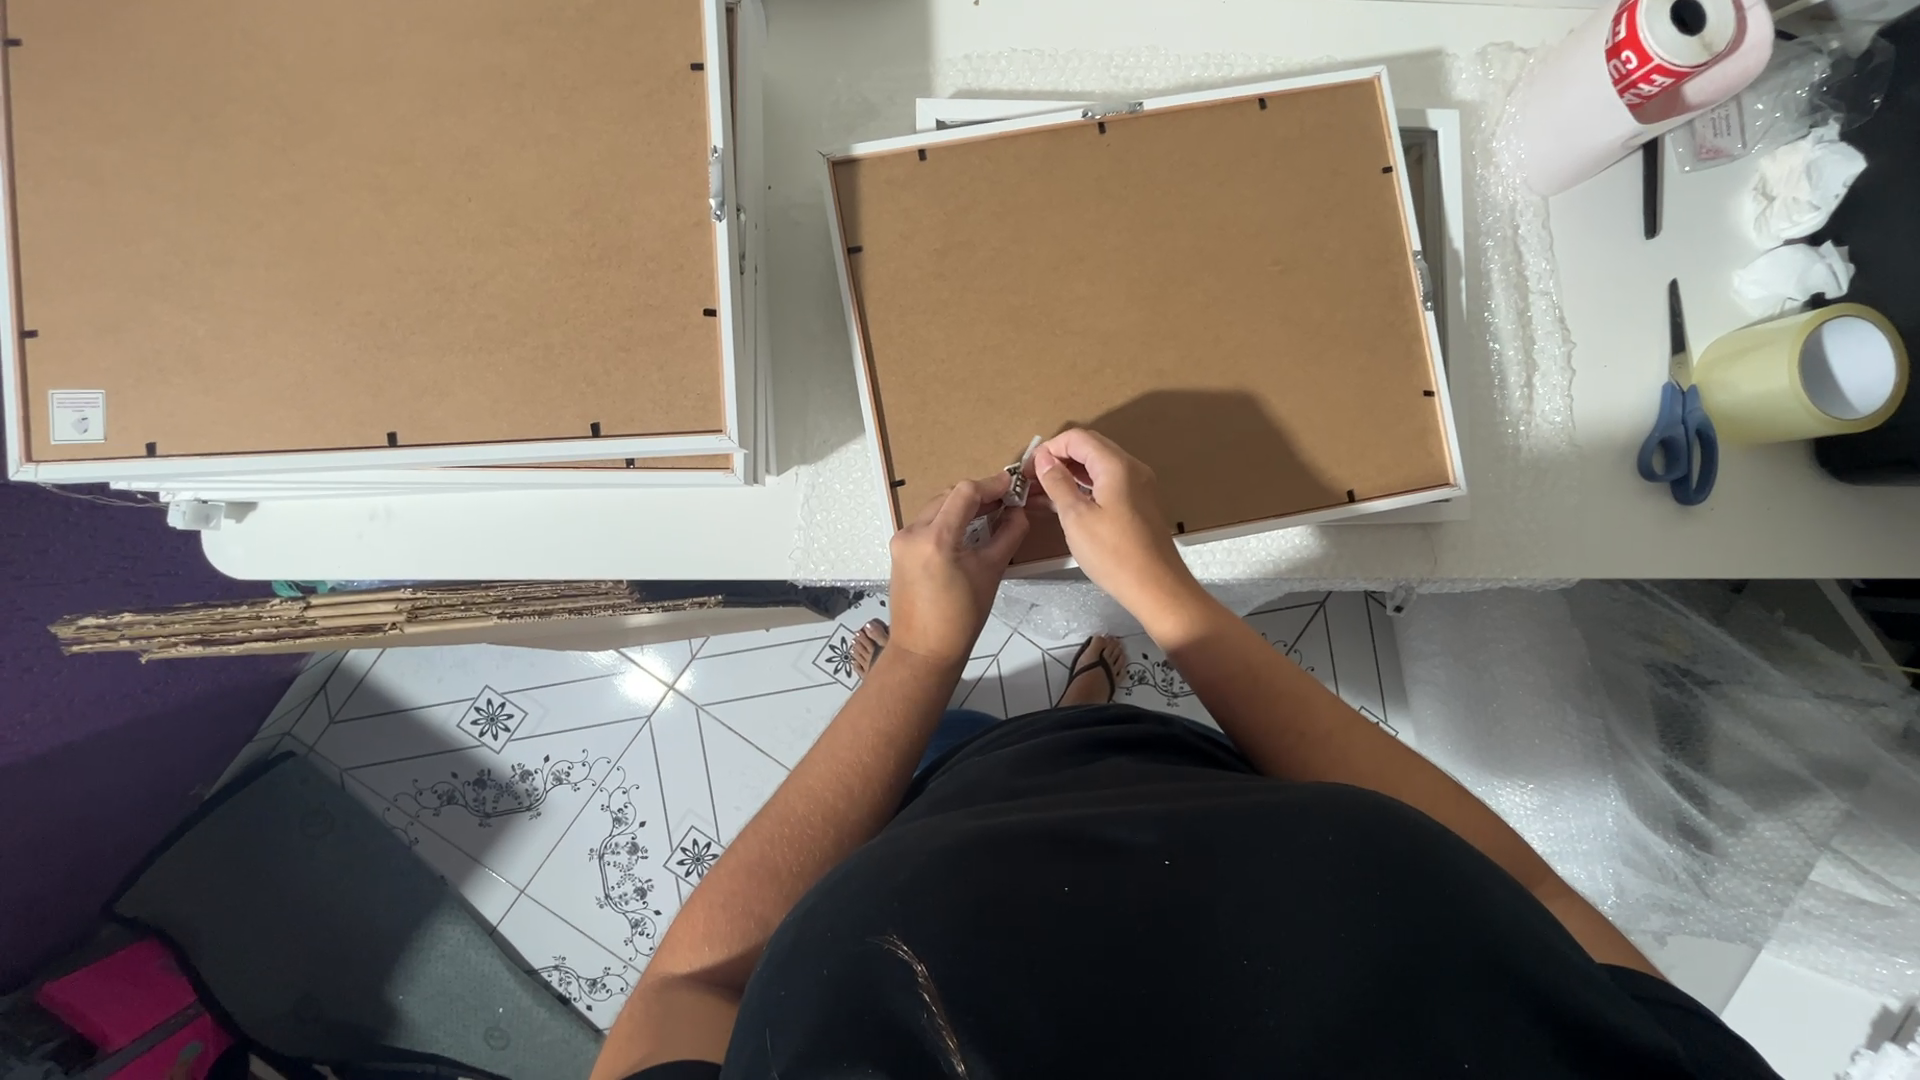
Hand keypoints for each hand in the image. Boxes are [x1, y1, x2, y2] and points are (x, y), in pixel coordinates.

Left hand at [885, 473, 1028, 667]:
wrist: (924, 650)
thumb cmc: (960, 617)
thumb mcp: (991, 572)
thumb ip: (1008, 535)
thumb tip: (1019, 513)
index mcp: (935, 538)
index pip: (965, 493)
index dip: (992, 485)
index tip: (1012, 485)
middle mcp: (912, 533)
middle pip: (949, 496)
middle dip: (978, 495)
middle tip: (1005, 500)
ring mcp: (901, 540)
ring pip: (936, 507)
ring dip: (962, 506)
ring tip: (989, 512)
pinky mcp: (899, 550)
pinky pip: (926, 523)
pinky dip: (947, 519)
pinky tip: (967, 528)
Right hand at [1032, 429, 1200, 617]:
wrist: (1156, 587)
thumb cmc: (1114, 554)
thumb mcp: (1076, 517)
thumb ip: (1057, 483)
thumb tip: (1043, 459)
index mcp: (1116, 466)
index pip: (1077, 438)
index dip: (1049, 448)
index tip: (1028, 470)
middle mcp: (1131, 468)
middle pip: (1088, 449)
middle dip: (1057, 460)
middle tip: (1031, 481)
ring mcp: (1137, 486)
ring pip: (1097, 468)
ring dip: (1068, 476)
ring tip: (1039, 494)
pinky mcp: (1138, 504)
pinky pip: (1106, 485)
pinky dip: (1083, 489)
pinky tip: (1062, 504)